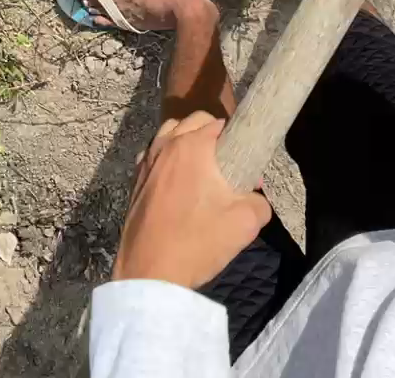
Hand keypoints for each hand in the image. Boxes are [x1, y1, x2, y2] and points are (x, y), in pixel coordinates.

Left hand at [113, 112, 269, 286]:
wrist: (150, 273)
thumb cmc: (197, 242)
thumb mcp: (245, 224)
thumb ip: (260, 202)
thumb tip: (256, 196)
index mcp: (193, 146)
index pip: (219, 124)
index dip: (237, 140)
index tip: (244, 164)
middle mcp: (166, 144)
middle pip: (194, 121)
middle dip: (213, 134)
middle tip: (226, 165)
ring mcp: (147, 159)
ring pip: (170, 132)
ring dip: (186, 140)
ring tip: (200, 168)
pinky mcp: (135, 178)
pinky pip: (153, 153)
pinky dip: (166, 156)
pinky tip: (176, 182)